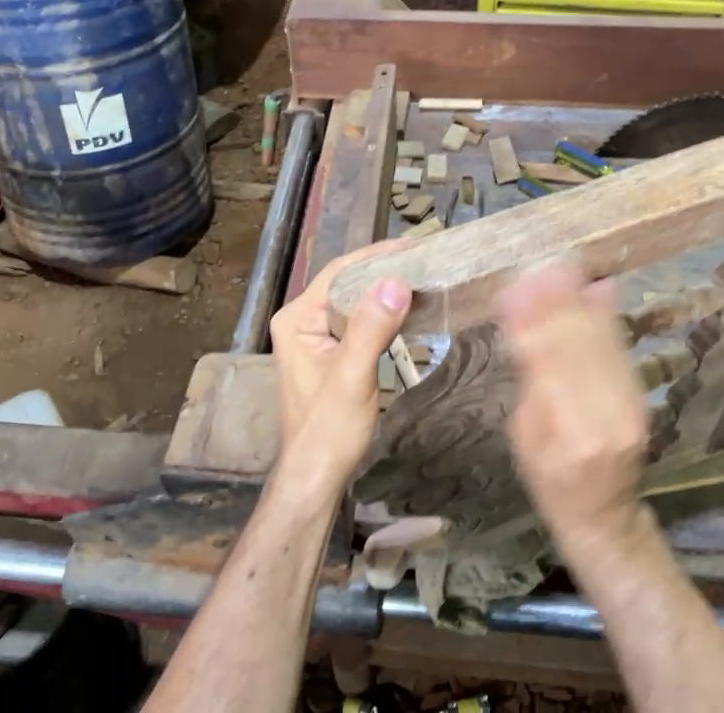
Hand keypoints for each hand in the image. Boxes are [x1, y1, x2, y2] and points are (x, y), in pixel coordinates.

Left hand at [268, 243, 412, 488]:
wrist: (316, 476)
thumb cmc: (329, 429)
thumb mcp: (352, 377)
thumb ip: (371, 329)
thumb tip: (396, 282)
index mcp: (297, 319)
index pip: (339, 272)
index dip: (377, 256)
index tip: (416, 247)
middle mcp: (301, 321)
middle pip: (347, 283)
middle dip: (385, 270)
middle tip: (427, 261)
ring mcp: (314, 338)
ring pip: (354, 302)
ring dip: (386, 291)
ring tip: (424, 278)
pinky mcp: (330, 354)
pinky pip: (358, 322)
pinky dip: (383, 314)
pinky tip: (408, 311)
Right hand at [495, 258, 649, 551]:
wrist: (602, 513)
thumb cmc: (548, 480)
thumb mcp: (522, 435)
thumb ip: (529, 380)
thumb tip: (523, 325)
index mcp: (567, 432)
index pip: (548, 362)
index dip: (533, 320)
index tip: (515, 286)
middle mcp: (606, 417)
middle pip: (578, 346)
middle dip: (558, 302)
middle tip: (540, 266)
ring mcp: (631, 406)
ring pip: (602, 343)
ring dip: (582, 302)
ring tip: (564, 266)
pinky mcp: (642, 398)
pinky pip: (621, 350)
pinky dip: (608, 317)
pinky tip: (599, 287)